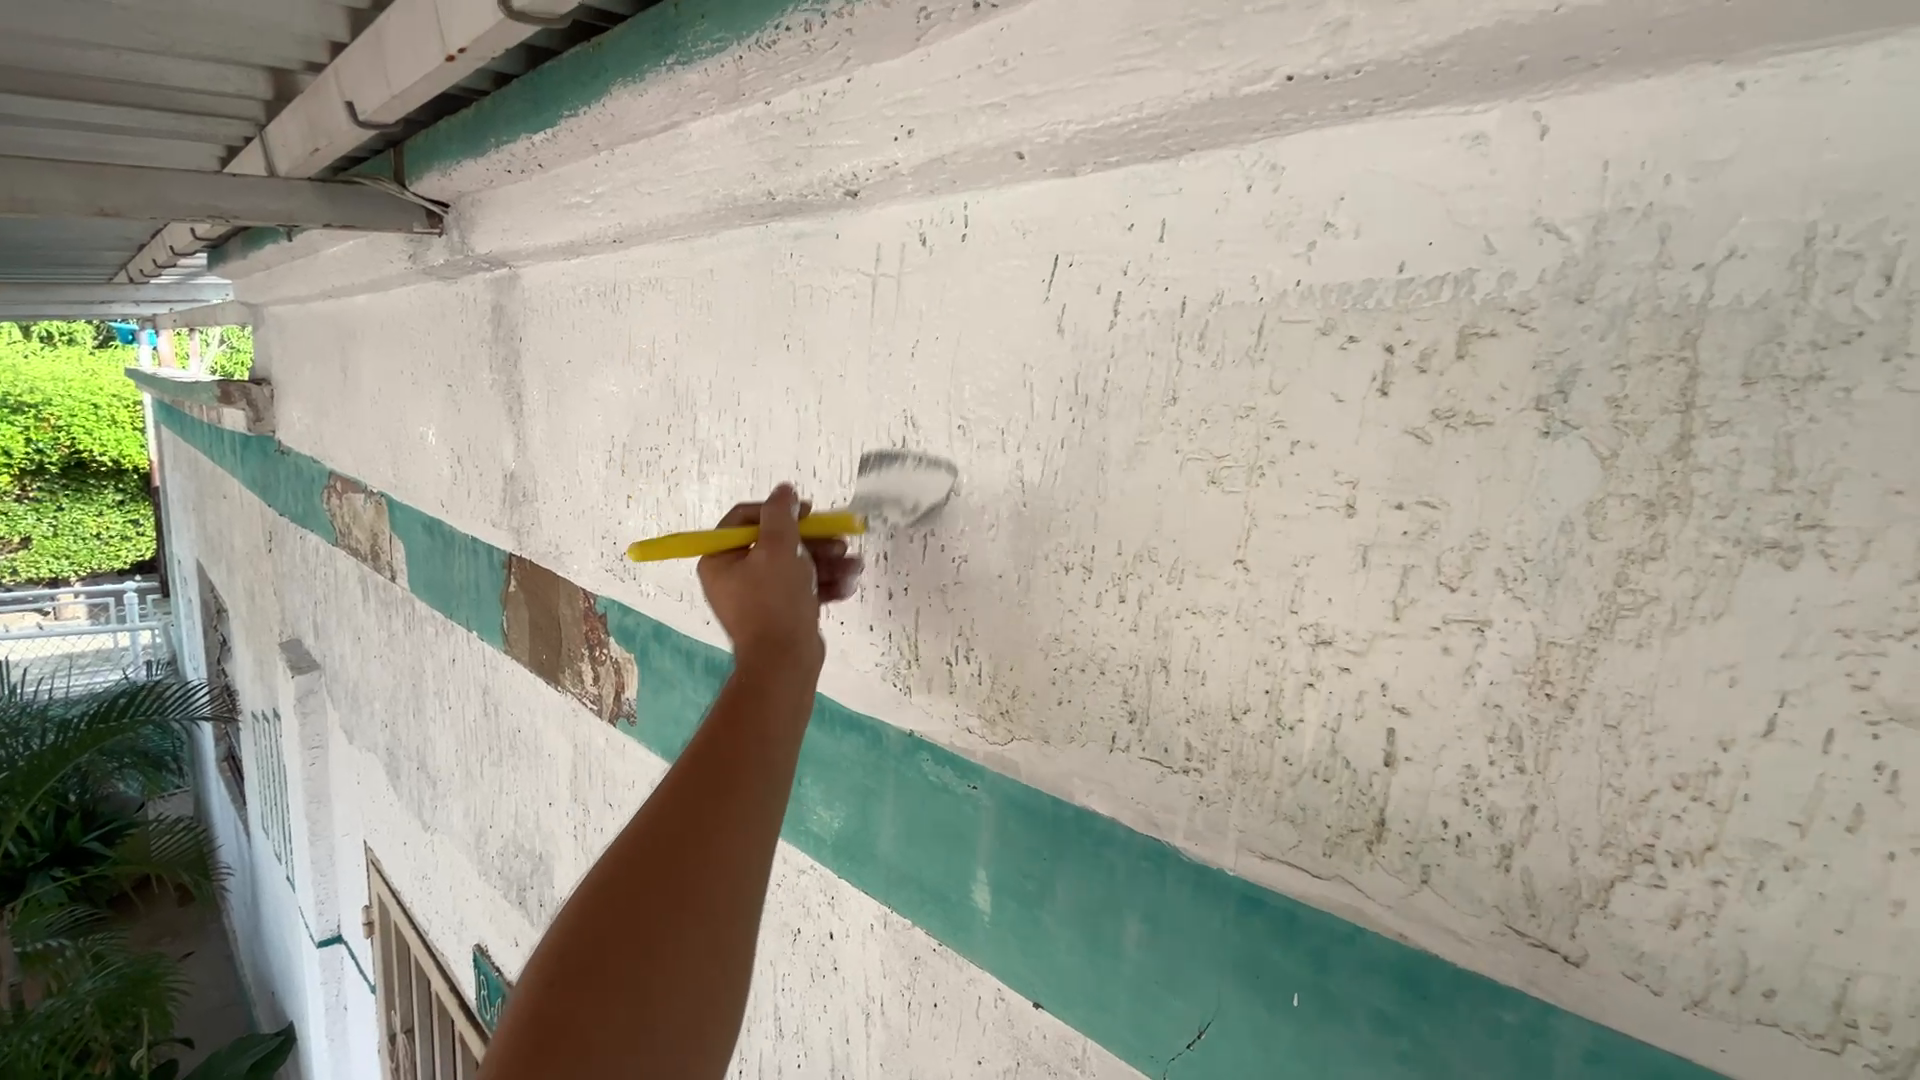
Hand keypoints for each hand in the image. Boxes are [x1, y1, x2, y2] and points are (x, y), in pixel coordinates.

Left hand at [696, 484, 862, 668]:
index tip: (808, 512)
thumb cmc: (775, 601)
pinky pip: (801, 590)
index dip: (780, 511)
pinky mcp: (779, 614)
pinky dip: (823, 585)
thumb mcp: (778, 548)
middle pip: (777, 543)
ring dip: (827, 563)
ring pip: (795, 566)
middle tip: (840, 542)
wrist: (784, 663)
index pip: (746, 519)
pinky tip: (848, 586)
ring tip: (855, 567)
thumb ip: (780, 514)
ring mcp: (757, 597)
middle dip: (815, 542)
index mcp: (720, 558)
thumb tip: (783, 491)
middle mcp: (734, 576)